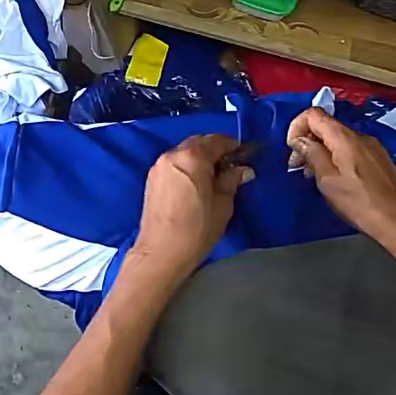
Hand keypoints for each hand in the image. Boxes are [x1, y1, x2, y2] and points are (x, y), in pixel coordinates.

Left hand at [127, 135, 253, 283]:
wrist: (161, 253)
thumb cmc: (197, 229)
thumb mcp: (223, 204)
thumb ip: (232, 181)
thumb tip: (242, 170)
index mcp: (193, 157)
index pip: (217, 140)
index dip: (232, 145)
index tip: (243, 154)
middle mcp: (173, 155)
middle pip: (198, 143)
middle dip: (215, 150)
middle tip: (230, 166)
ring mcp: (159, 166)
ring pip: (185, 152)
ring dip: (200, 158)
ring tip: (213, 176)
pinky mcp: (152, 179)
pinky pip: (174, 164)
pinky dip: (187, 166)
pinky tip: (195, 183)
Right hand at [286, 108, 395, 249]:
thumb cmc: (359, 202)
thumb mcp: (327, 180)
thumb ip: (312, 154)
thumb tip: (300, 140)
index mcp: (344, 137)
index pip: (314, 114)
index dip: (297, 127)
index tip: (293, 150)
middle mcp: (359, 135)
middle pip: (326, 126)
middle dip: (308, 142)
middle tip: (299, 167)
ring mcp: (372, 146)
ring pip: (338, 139)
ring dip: (322, 151)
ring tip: (315, 176)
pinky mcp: (379, 158)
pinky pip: (351, 149)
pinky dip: (337, 157)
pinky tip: (336, 179)